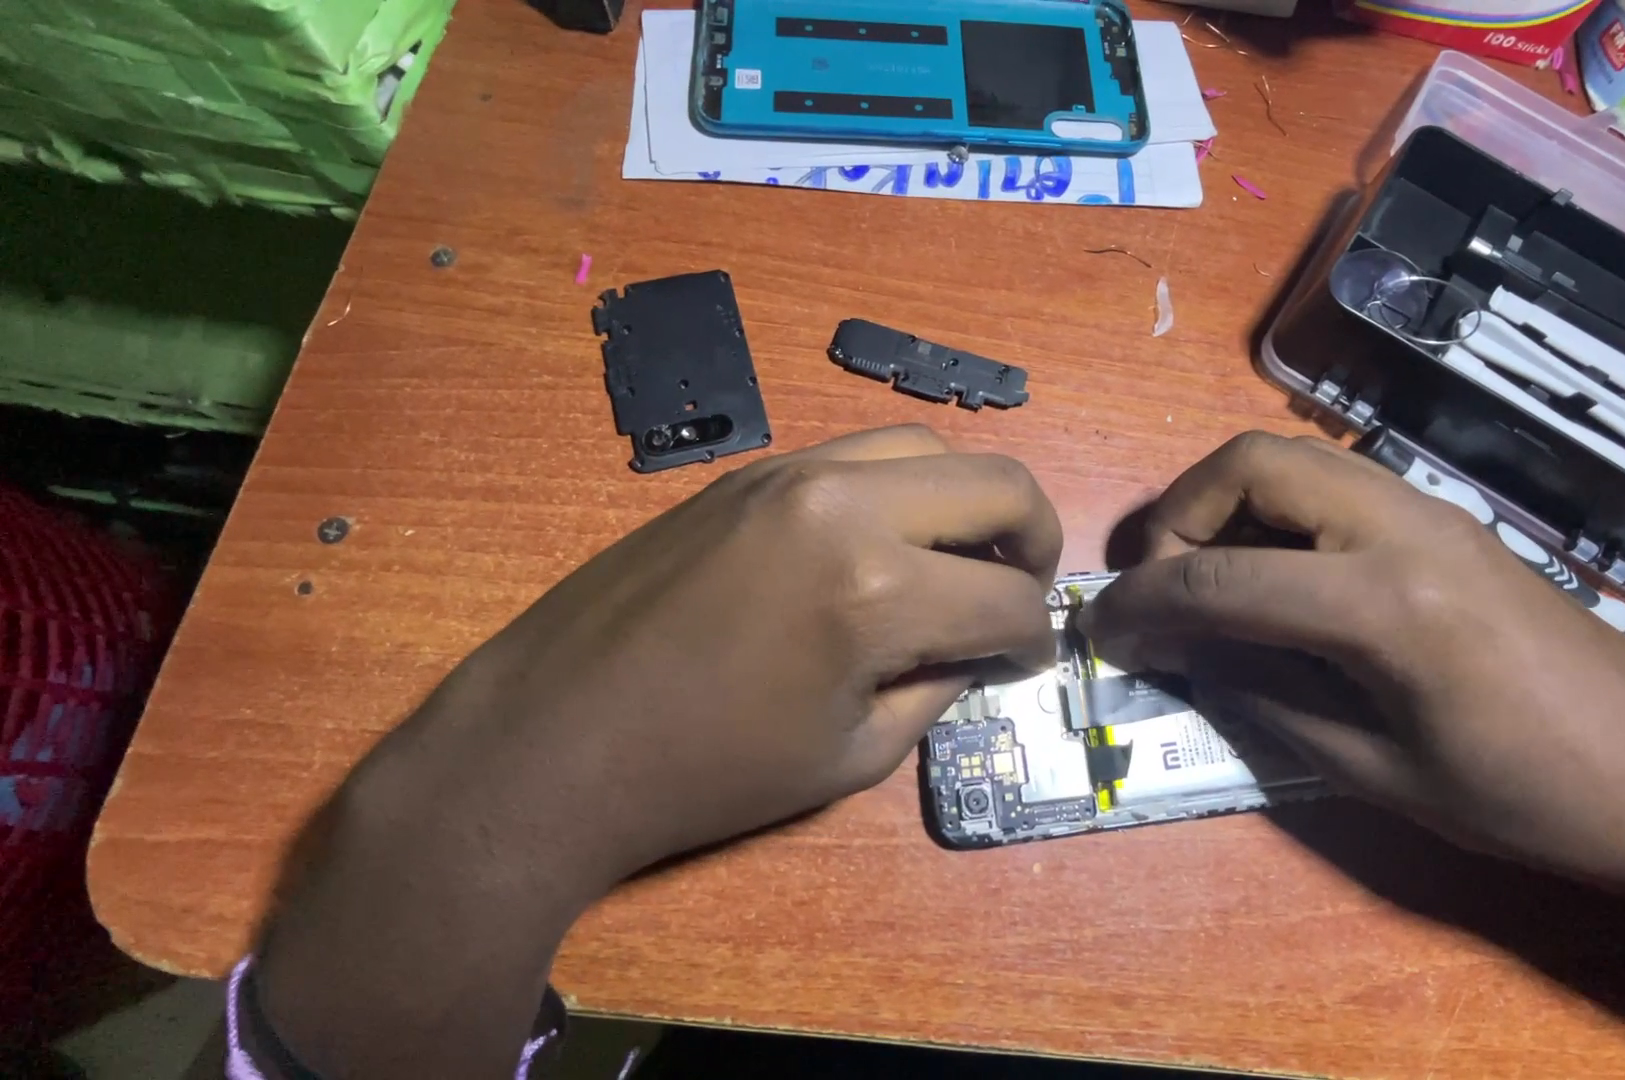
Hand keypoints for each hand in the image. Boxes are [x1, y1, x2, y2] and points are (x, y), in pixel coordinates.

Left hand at [361, 423, 1061, 889]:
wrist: (554, 740)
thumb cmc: (708, 774)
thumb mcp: (853, 755)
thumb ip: (937, 686)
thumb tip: (977, 645)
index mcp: (875, 593)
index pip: (1008, 600)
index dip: (1035, 638)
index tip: (1030, 658)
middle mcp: (845, 505)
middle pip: (1000, 483)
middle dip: (1037, 538)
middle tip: (1021, 589)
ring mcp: (792, 473)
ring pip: (930, 447)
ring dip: (969, 500)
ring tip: (958, 556)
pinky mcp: (750, 471)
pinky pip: (859, 454)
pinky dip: (901, 489)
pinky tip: (882, 541)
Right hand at [1081, 432, 1624, 889]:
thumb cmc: (1521, 796)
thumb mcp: (1368, 768)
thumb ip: (1257, 694)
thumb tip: (1180, 651)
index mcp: (1385, 603)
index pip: (1219, 578)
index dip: (1143, 602)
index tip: (1102, 629)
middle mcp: (1400, 526)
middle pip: (1247, 465)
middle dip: (1177, 518)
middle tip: (1166, 587)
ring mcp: (1425, 508)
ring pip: (1285, 459)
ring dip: (1221, 506)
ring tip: (1209, 580)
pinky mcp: (1437, 515)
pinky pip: (1324, 483)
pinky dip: (1268, 513)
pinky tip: (1272, 577)